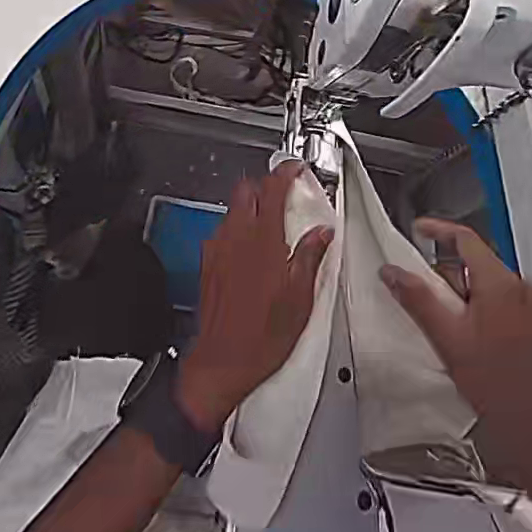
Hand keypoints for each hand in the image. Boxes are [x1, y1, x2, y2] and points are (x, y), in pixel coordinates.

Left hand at [178, 161, 332, 432]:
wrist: (222, 363)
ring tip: (274, 228)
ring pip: (234, 209)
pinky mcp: (209, 263)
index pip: (272, 188)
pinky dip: (240, 229)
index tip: (296, 169)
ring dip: (253, 208)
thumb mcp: (301, 297)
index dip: (286, 172)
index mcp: (264, 241)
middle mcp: (236, 238)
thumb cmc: (261, 336)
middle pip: (247, 190)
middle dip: (267, 186)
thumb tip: (322, 234)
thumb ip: (311, 256)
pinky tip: (254, 252)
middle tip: (287, 197)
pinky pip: (224, 231)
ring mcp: (219, 249)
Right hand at [381, 219, 531, 507]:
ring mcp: (529, 306)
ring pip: (485, 284)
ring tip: (447, 330)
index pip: (466, 239)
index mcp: (500, 283)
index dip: (439, 229)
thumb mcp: (447, 338)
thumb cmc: (495, 384)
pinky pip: (499, 301)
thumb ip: (417, 299)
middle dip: (446, 275)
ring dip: (461, 295)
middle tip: (425, 299)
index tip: (417, 229)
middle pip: (475, 262)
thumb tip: (391, 271)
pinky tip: (466, 339)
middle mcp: (519, 288)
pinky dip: (477, 309)